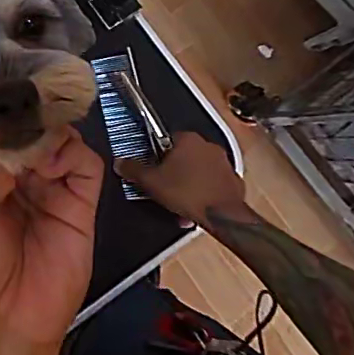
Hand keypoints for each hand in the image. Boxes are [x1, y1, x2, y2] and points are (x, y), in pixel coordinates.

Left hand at [0, 127, 102, 348]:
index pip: (5, 132)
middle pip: (38, 131)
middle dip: (32, 122)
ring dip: (52, 136)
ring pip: (64, 141)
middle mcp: (26, 176)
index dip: (4, 119)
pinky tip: (53, 166)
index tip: (2, 108)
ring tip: (36, 152)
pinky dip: (74, 155)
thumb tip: (8, 146)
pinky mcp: (82, 204)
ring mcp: (56, 188)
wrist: (5, 319)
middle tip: (24, 124)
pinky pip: (87, 166)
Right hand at [114, 132, 244, 224]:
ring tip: (179, 204)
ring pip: (198, 171)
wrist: (222, 215)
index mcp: (188, 139)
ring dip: (188, 184)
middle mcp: (208, 146)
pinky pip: (213, 183)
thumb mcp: (151, 182)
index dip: (157, 156)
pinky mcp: (233, 180)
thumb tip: (120, 163)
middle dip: (174, 173)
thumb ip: (133, 169)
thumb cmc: (187, 193)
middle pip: (184, 156)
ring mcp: (224, 163)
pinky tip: (195, 208)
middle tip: (164, 189)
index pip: (167, 139)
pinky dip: (204, 193)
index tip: (153, 170)